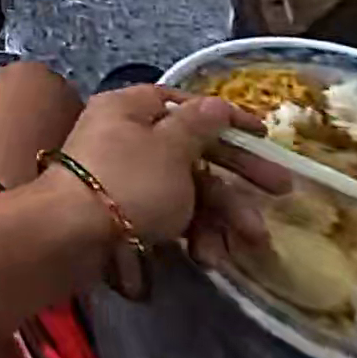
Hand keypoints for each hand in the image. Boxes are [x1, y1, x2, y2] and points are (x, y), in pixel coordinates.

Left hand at [60, 85, 289, 247]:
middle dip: (235, 173)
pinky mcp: (125, 207)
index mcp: (127, 108)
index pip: (178, 102)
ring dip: (220, 214)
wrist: (75, 231)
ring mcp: (123, 171)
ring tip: (250, 241)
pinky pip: (167, 211)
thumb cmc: (129, 179)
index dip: (220, 115)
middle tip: (281, 190)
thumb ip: (197, 126)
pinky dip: (191, 231)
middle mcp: (122, 133)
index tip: (262, 134)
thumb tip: (214, 103)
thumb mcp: (169, 148)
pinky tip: (205, 255)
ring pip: (184, 185)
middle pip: (188, 146)